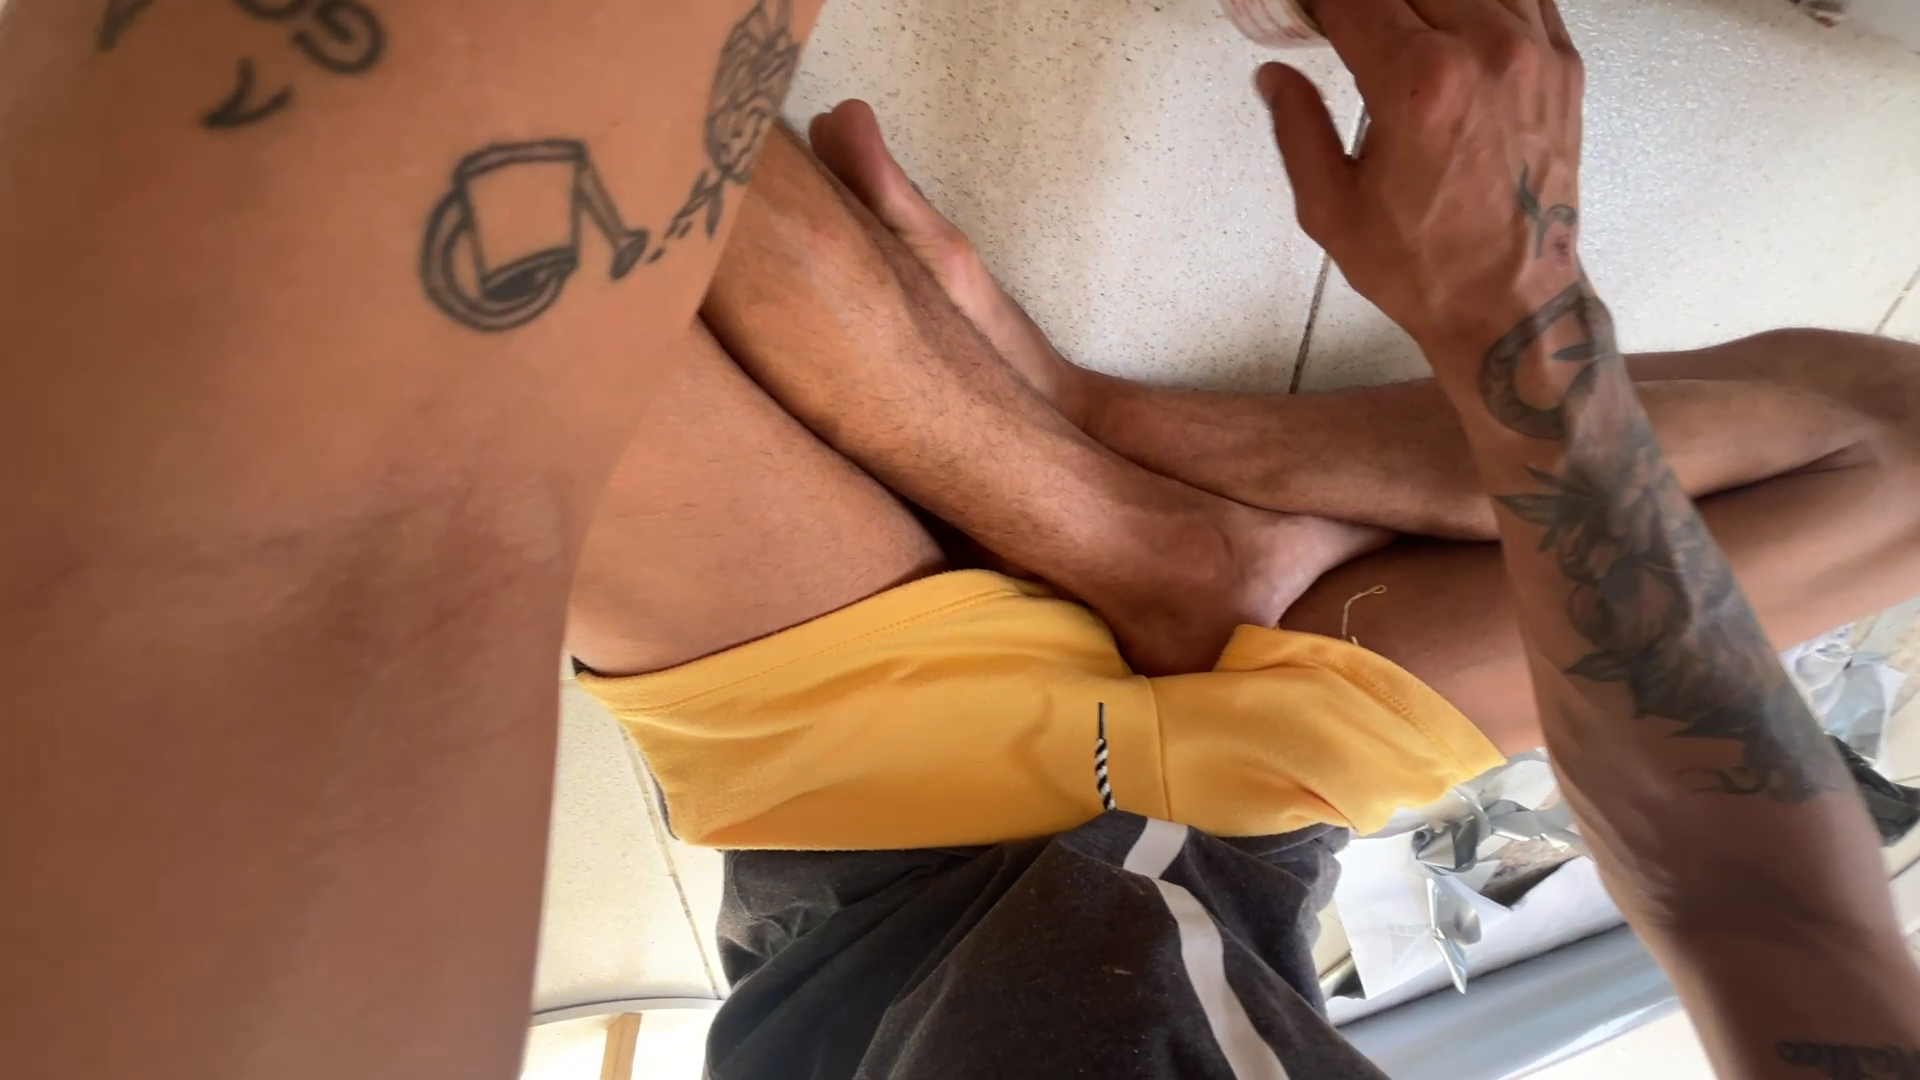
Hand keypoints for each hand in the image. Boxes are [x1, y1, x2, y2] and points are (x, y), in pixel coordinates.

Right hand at [1259, 0, 1585, 369]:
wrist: (1503, 296)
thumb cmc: (1416, 264)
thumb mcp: (1329, 210)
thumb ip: (1298, 130)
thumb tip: (1274, 76)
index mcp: (1419, 87)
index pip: (1358, 2)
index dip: (1318, 2)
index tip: (1298, 12)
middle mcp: (1486, 49)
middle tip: (1331, 22)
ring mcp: (1535, 49)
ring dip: (1415, 1)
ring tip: (1382, 27)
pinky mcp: (1562, 61)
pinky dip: (1471, 1)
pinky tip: (1442, 23)